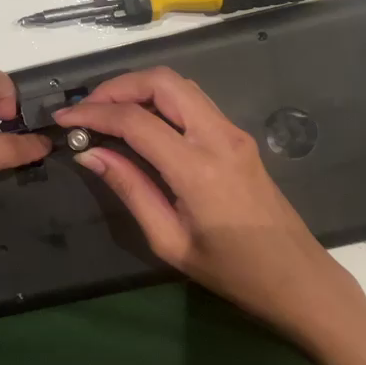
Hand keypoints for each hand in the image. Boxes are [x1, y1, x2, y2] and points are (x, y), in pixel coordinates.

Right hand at [54, 69, 365, 347]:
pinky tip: (139, 121)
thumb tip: (90, 153)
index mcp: (198, 169)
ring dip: (139, 88)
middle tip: (86, 108)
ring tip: (107, 111)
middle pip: (161, 82)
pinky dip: (158, 99)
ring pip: (179, 85)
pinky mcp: (238, 138)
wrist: (301, 282)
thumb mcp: (170, 241)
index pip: (136, 120)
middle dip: (117, 86)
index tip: (64, 121)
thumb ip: (130, 189)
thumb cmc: (234, 273)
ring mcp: (233, 133)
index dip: (94, 114)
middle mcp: (218, 138)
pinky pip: (192, 101)